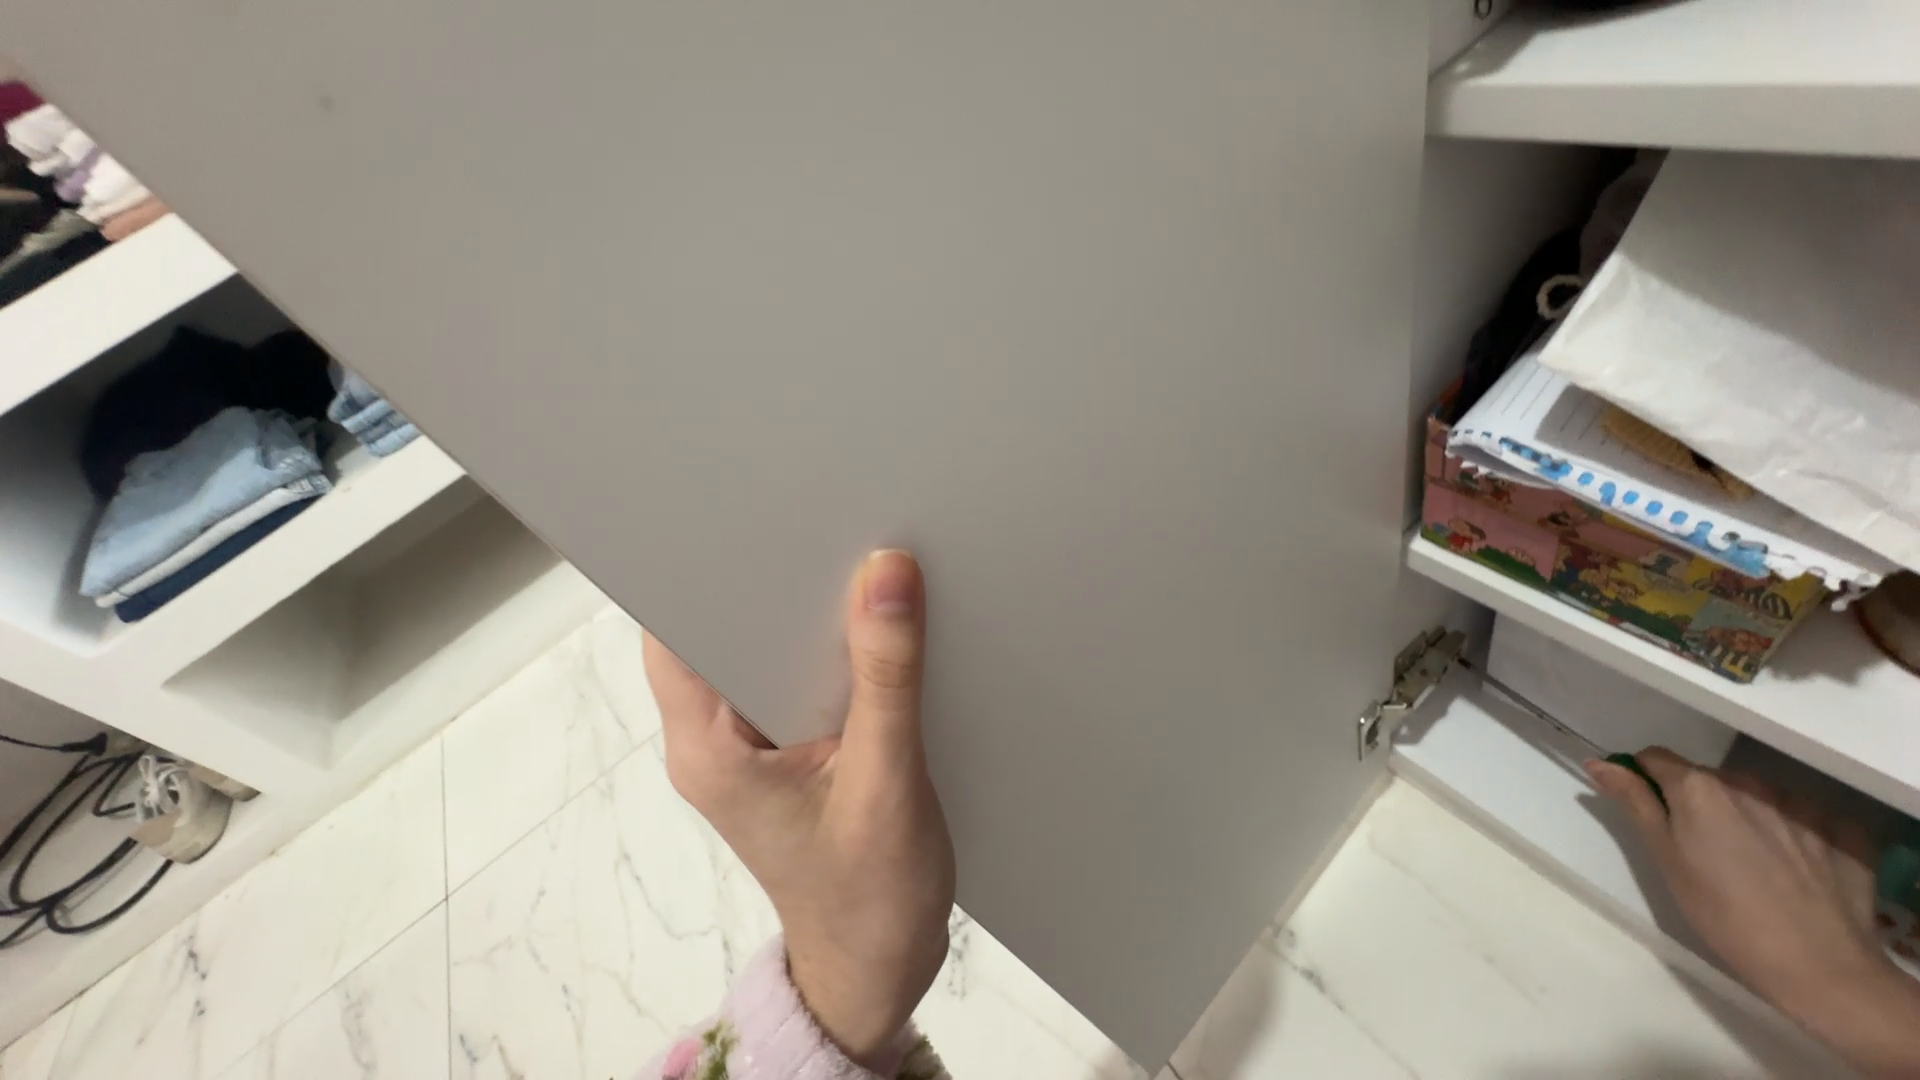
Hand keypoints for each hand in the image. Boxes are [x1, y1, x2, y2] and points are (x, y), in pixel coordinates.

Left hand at [643, 550, 954, 1069]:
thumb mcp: (884, 781)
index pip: (679, 630)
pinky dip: (831, 647)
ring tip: (856, 564)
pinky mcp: (788, 749)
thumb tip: (887, 572)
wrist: (878, 965)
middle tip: (826, 525)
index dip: (708, 568)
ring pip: (765, 649)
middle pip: (723, 629)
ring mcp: (753, 744)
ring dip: (806, 613)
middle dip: (770, 579)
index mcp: (710, 746)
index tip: (755, 513)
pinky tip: (875, 624)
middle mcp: (718, 737)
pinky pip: (798, 676)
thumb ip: (886, 675)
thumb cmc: (870, 895)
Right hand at [1590, 748, 1919, 1078]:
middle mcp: (1753, 788)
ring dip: (1741, 814)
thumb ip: (1634, 804)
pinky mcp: (1847, 837)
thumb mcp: (1666, 861)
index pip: (1658, 759)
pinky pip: (1805, 817)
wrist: (1828, 975)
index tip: (1636, 802)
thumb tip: (1603, 763)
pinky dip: (1790, 831)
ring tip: (1743, 861)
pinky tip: (1792, 867)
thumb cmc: (1727, 919)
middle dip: (1691, 798)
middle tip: (1687, 843)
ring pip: (1754, 796)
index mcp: (1704, 791)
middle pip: (1706, 776)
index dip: (1642, 776)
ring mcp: (1806, 811)